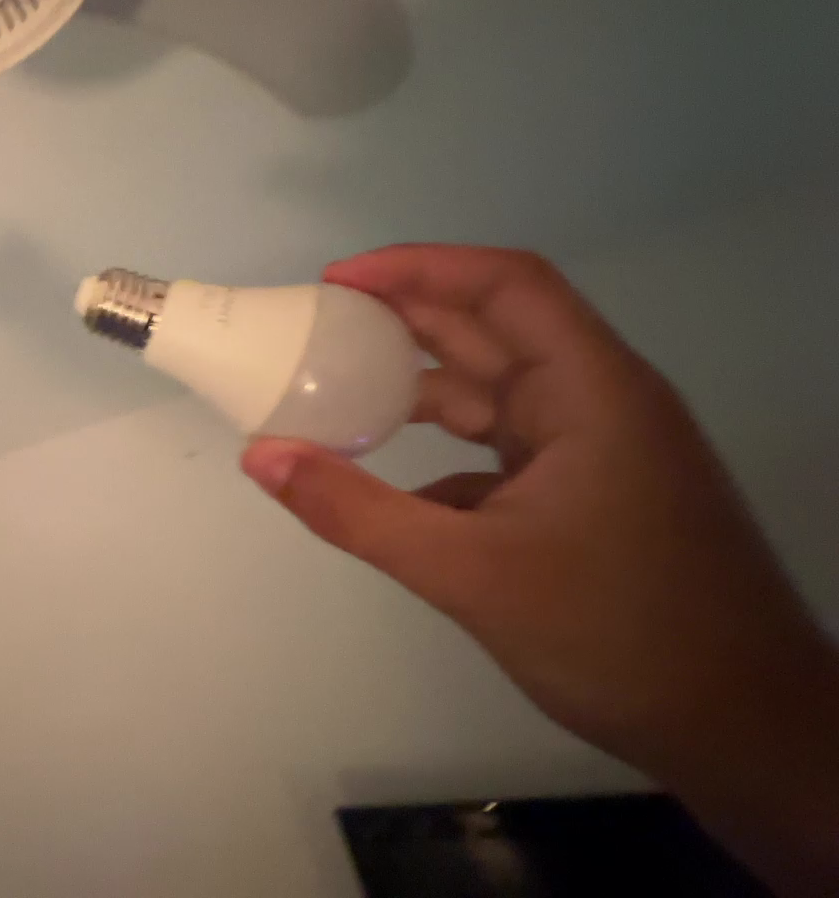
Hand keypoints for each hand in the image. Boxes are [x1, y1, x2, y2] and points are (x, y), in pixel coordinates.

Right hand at [240, 245, 838, 891]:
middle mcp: (595, 405)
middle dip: (400, 315)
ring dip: (409, 381)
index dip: (418, 267)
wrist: (746, 736)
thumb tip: (258, 456)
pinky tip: (380, 480)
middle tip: (312, 322)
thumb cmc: (622, 638)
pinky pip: (488, 444)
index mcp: (592, 395)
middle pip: (490, 328)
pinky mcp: (575, 492)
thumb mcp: (466, 572)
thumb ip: (352, 510)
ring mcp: (588, 450)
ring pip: (486, 388)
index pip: (507, 287)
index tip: (335, 281)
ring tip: (328, 386)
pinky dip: (428, 446)